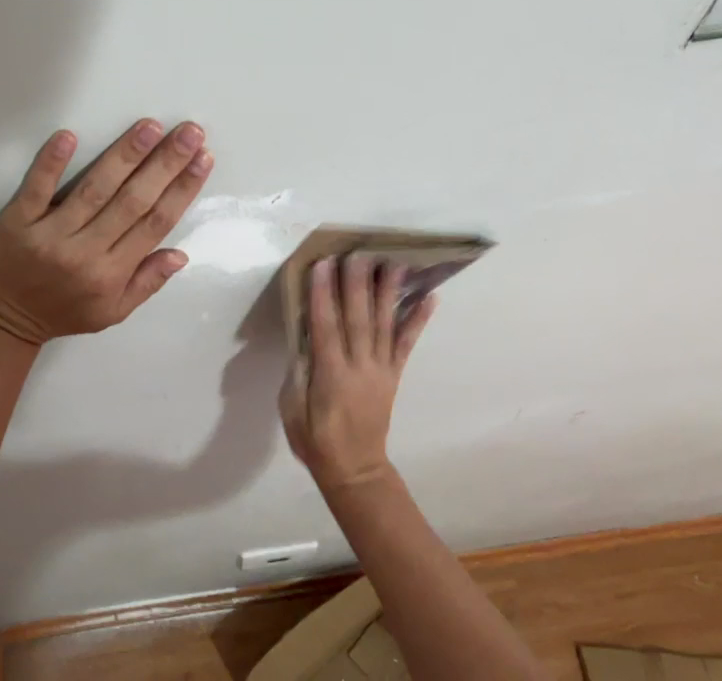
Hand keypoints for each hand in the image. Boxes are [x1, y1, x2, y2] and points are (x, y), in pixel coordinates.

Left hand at [0, 119, 213, 344]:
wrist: (0, 320)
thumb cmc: (61, 313)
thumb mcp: (111, 312)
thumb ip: (147, 282)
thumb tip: (181, 254)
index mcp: (112, 274)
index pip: (156, 224)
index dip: (182, 190)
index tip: (203, 159)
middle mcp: (86, 253)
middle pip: (133, 201)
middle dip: (164, 163)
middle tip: (189, 131)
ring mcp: (50, 235)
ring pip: (94, 190)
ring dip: (124, 156)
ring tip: (149, 127)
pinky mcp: (18, 222)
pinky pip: (37, 189)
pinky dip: (52, 163)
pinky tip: (69, 136)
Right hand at [281, 255, 434, 489]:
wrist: (354, 469)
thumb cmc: (314, 438)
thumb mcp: (292, 408)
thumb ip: (297, 371)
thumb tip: (302, 338)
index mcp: (330, 375)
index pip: (325, 326)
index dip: (323, 294)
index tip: (323, 265)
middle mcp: (359, 367)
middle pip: (357, 318)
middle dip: (357, 284)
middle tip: (358, 253)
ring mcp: (380, 370)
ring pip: (384, 324)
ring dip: (389, 292)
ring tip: (394, 263)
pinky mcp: (393, 375)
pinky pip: (407, 344)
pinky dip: (418, 320)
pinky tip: (429, 298)